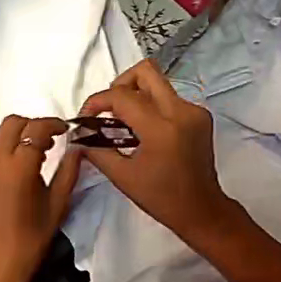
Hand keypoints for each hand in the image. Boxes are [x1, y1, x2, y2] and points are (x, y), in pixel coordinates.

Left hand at [0, 115, 81, 281]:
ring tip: (35, 156)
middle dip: (32, 125)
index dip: (53, 124)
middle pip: (11, 124)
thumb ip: (68, 171)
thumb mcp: (57, 205)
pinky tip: (15, 175)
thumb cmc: (31, 240)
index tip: (65, 130)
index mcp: (18, 167)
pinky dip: (3, 155)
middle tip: (50, 139)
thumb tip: (77, 148)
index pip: (36, 129)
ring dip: (17, 138)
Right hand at [78, 59, 241, 243]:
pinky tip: (142, 132)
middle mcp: (181, 112)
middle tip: (109, 109)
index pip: (122, 96)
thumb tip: (79, 136)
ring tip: (123, 125)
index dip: (97, 102)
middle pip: (146, 71)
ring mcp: (194, 111)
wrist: (201, 209)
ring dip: (135, 96)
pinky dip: (151, 108)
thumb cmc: (160, 198)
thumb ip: (97, 150)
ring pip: (158, 84)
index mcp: (161, 128)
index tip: (86, 117)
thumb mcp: (122, 176)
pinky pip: (169, 99)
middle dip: (120, 85)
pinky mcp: (200, 116)